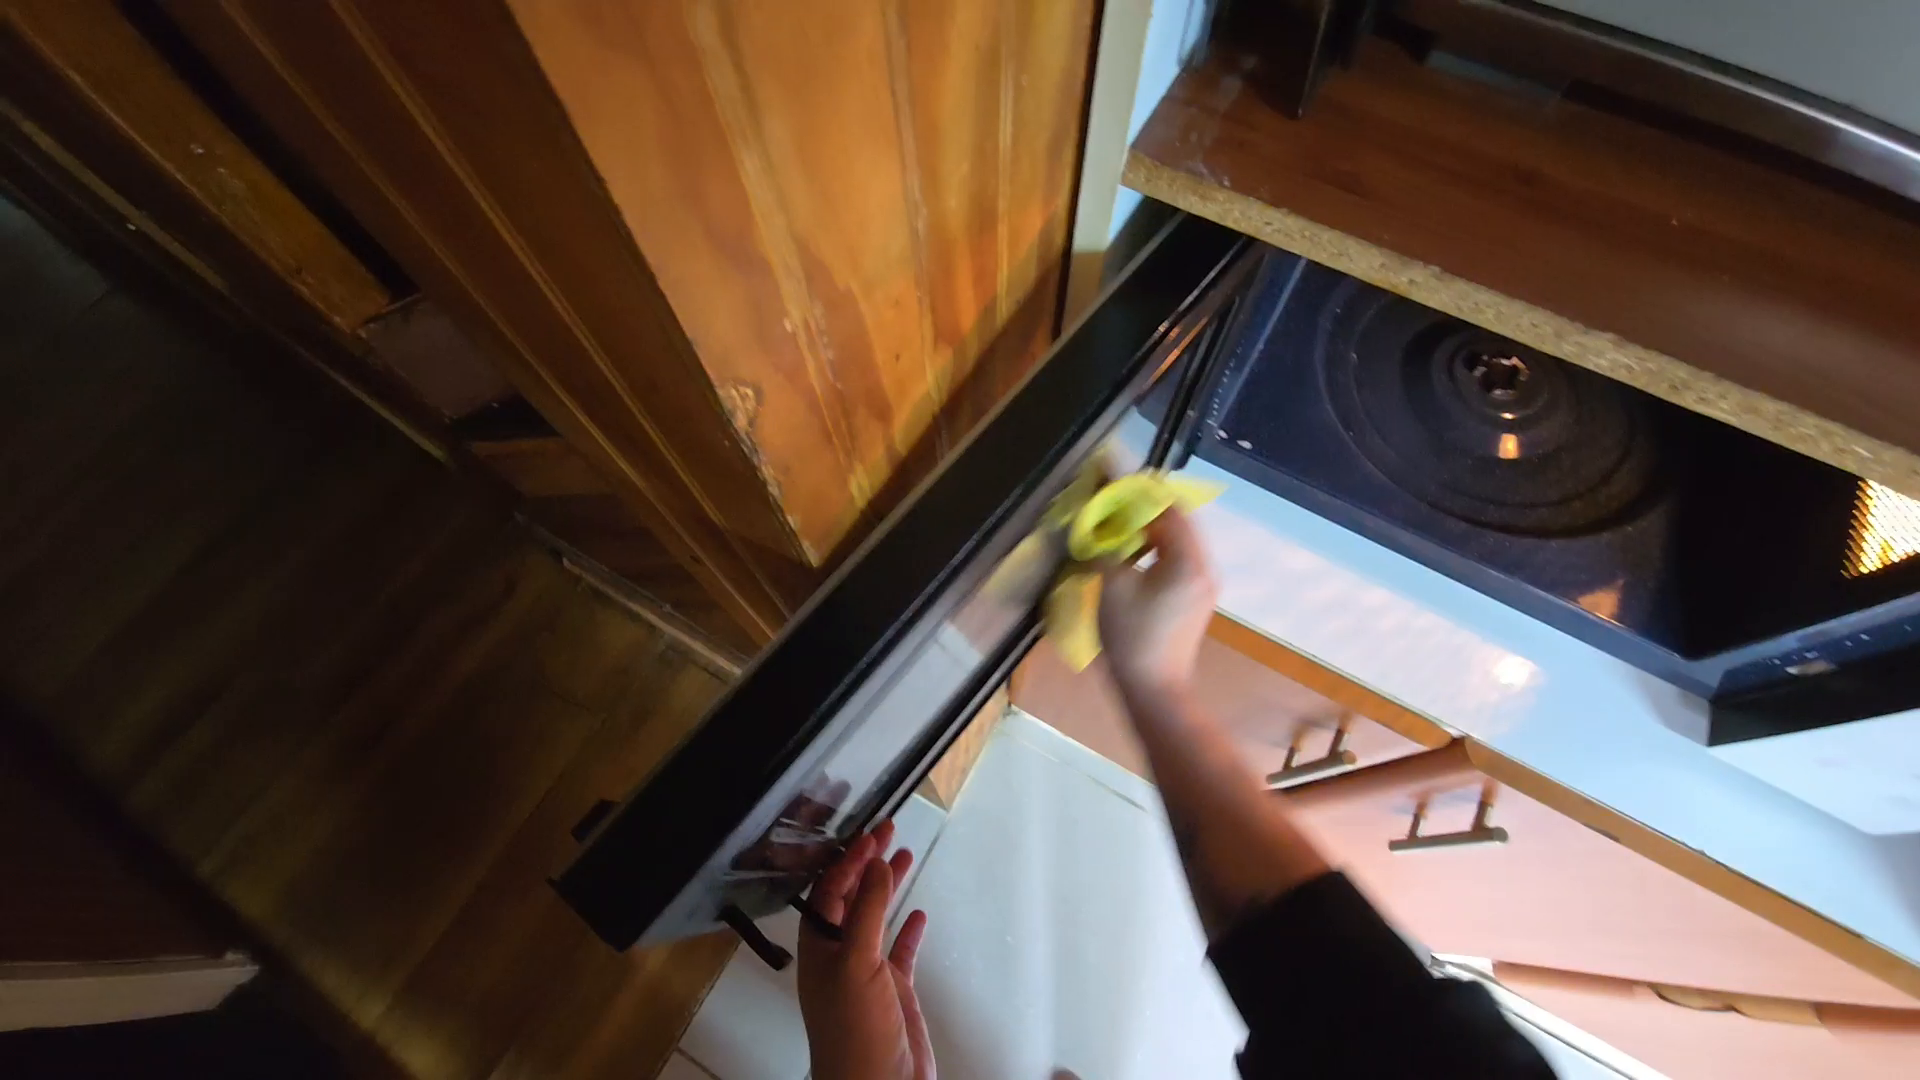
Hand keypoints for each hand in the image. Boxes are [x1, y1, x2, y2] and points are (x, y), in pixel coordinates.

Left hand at [797, 821, 933, 1079]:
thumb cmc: (855, 1025)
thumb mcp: (855, 962)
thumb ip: (866, 910)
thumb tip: (876, 862)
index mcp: (819, 946)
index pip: (830, 889)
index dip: (849, 859)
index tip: (872, 833)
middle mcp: (839, 953)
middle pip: (853, 896)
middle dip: (869, 863)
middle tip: (890, 830)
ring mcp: (867, 971)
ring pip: (877, 916)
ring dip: (889, 886)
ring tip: (907, 855)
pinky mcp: (893, 989)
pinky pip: (900, 949)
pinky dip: (909, 929)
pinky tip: (921, 913)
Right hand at [1098, 507, 1217, 701]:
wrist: (1154, 689)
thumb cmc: (1132, 637)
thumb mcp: (1112, 585)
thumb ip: (1108, 546)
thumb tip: (1099, 523)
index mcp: (1188, 560)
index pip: (1168, 508)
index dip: (1137, 491)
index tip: (1111, 478)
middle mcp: (1204, 566)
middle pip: (1177, 520)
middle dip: (1143, 506)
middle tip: (1111, 497)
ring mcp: (1203, 583)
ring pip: (1178, 539)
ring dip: (1149, 526)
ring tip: (1116, 520)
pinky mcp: (1194, 596)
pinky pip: (1177, 557)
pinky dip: (1155, 546)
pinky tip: (1130, 550)